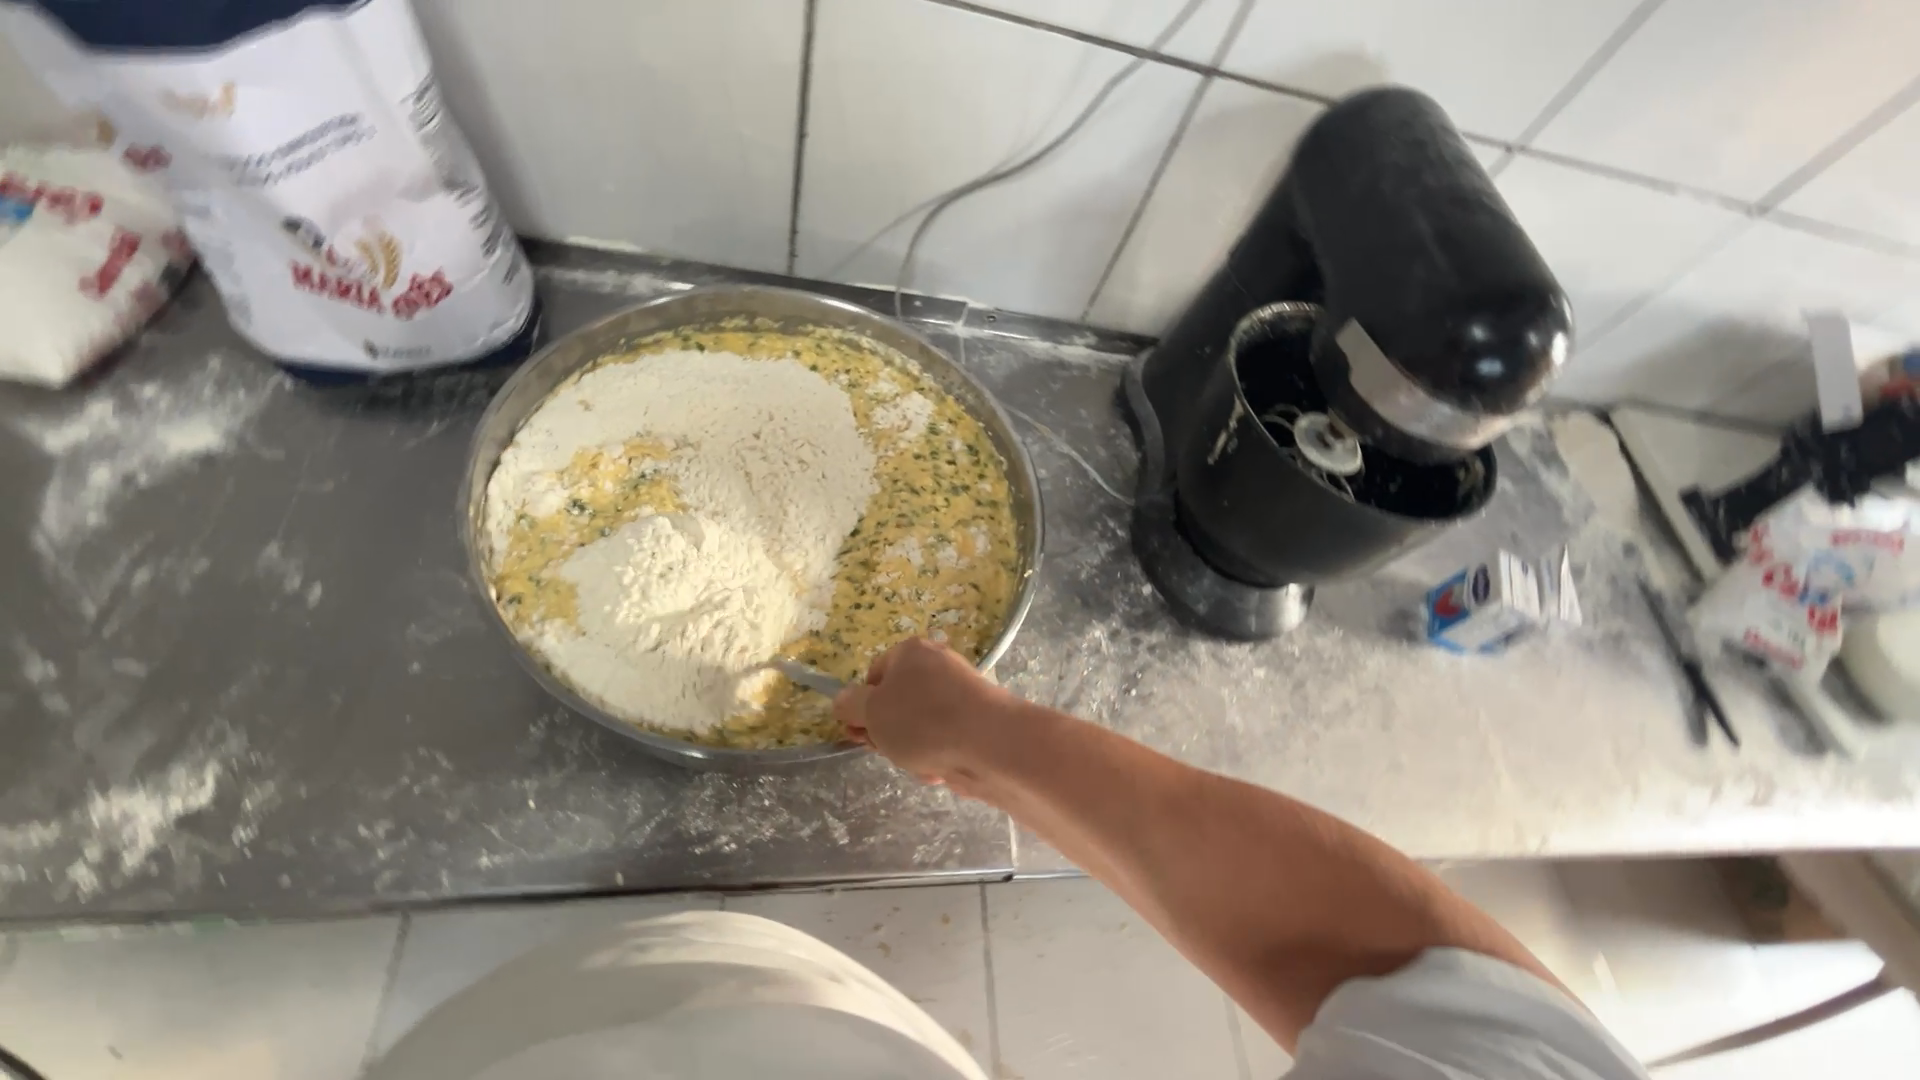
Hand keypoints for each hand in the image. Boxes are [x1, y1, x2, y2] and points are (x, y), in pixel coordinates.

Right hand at [834, 638, 1014, 785]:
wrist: (990, 745)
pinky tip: (940, 769)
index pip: (874, 675)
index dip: (863, 706)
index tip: (860, 731)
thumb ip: (849, 705)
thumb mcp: (871, 711)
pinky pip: (943, 741)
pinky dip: (937, 757)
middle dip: (887, 733)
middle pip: (896, 704)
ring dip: (911, 751)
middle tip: (886, 750)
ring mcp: (960, 695)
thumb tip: (843, 700)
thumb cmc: (922, 721)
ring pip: (918, 728)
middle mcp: (937, 666)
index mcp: (911, 652)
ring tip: (920, 762)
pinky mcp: (976, 723)